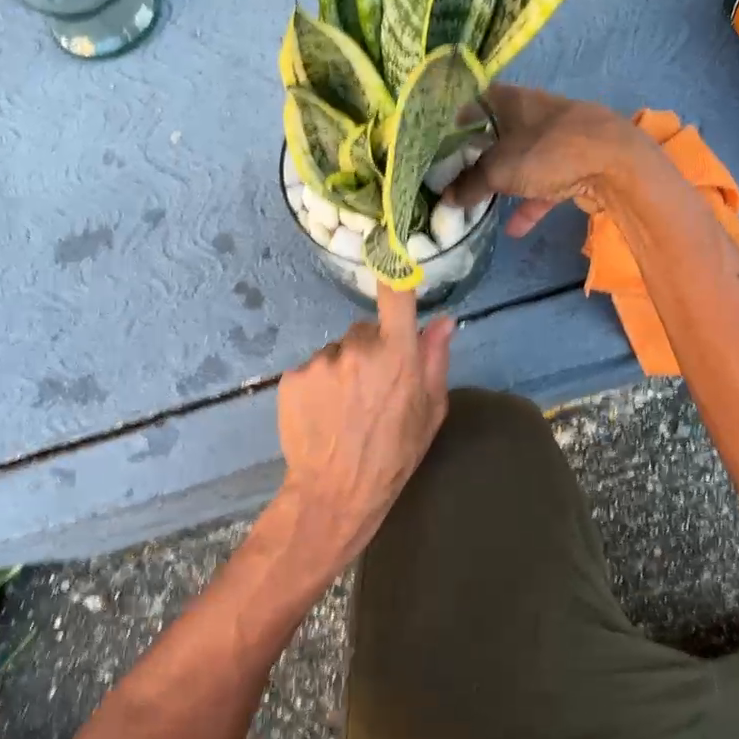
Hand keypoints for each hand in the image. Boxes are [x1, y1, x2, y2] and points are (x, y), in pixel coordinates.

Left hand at [275, 285, 454, 561]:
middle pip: (365, 329)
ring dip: (343, 368)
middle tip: (373, 389)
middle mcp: (357, 348)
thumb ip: (435, 361)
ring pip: (337, 350)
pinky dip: (318, 384)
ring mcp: (321, 362)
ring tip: (346, 408)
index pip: (396, 296)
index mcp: (397, 355)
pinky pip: (312, 368)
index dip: (394, 270)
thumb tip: (445, 321)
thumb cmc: (394, 455)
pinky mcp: (293, 377)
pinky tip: (324, 413)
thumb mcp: (430, 412)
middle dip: (371, 349)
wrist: (335, 493)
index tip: (389, 244)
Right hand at [447, 84, 651, 236]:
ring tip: (479, 203)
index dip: (456, 118)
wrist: (618, 164)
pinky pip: (546, 185)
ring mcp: (560, 140)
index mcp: (514, 100)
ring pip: (523, 160)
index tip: (438, 142)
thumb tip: (446, 198)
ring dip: (504, 182)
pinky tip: (514, 230)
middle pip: (499, 133)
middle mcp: (536, 113)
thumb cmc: (549, 152)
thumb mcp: (499, 170)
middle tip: (453, 176)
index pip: (477, 100)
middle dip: (478, 156)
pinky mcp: (578, 165)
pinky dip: (530, 204)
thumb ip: (469, 184)